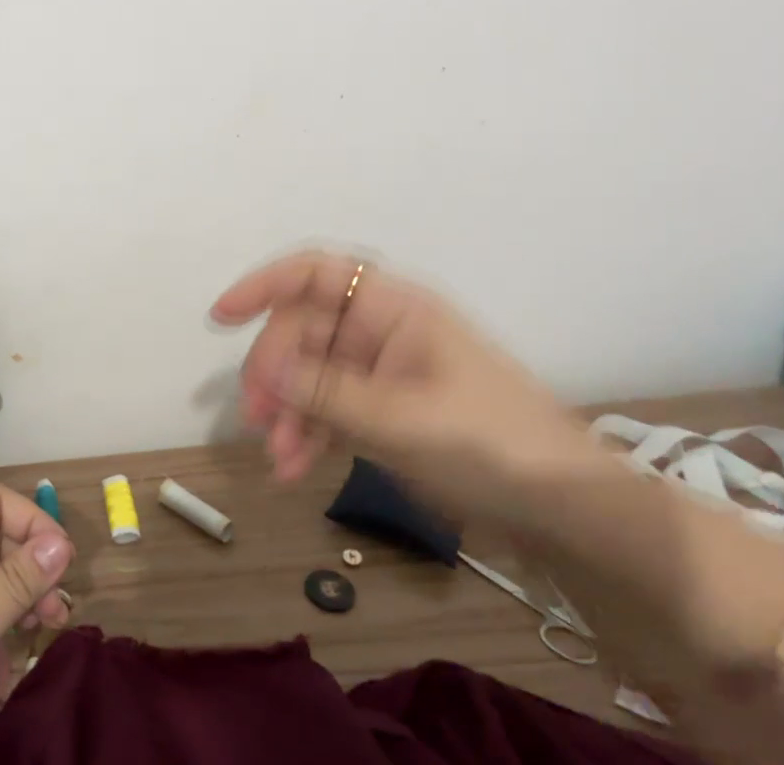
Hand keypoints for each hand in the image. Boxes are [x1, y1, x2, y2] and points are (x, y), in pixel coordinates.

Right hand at [211, 251, 597, 524]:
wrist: (561, 509)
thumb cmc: (490, 444)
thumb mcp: (400, 418)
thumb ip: (324, 392)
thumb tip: (260, 372)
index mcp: (395, 309)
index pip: (317, 274)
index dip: (264, 285)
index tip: (222, 317)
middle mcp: (381, 331)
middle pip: (302, 332)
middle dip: (273, 373)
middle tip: (256, 417)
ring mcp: (379, 374)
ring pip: (308, 376)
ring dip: (286, 413)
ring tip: (278, 458)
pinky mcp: (380, 412)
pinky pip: (325, 410)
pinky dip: (305, 435)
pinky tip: (293, 467)